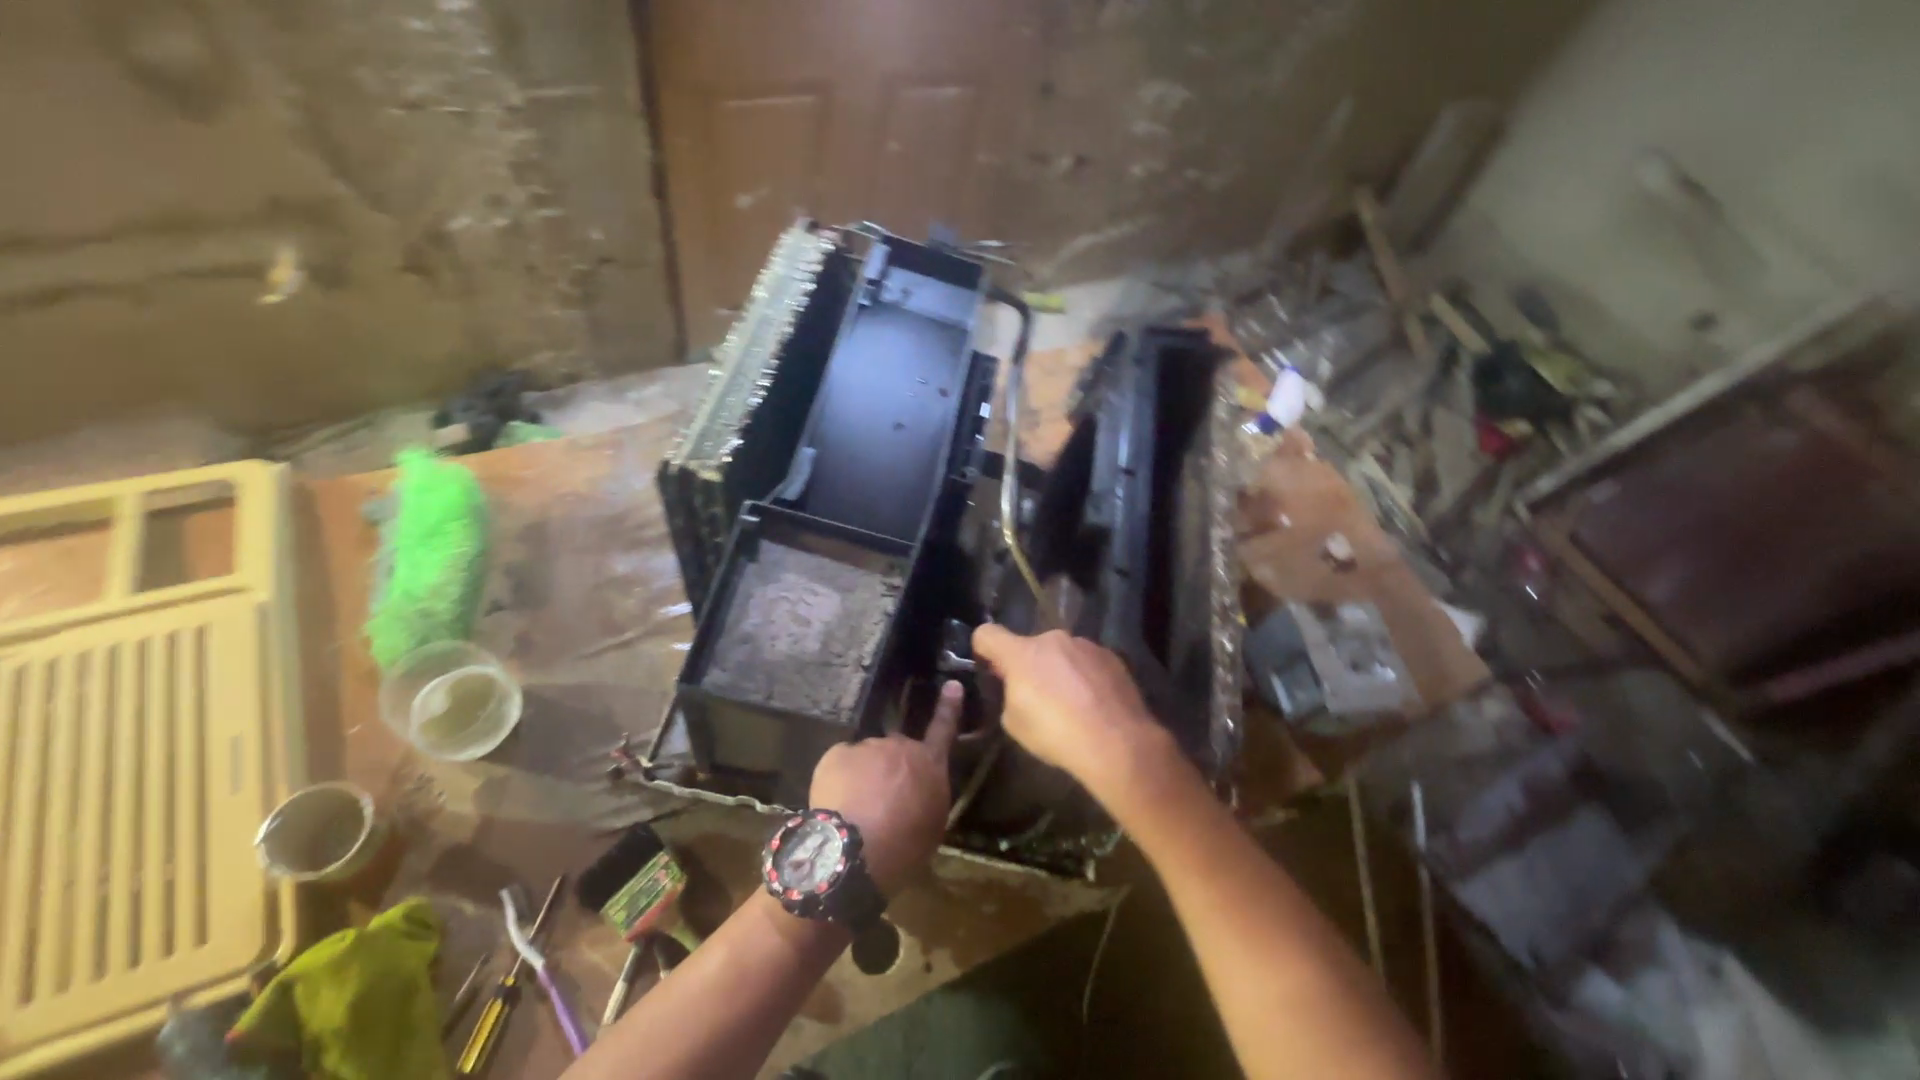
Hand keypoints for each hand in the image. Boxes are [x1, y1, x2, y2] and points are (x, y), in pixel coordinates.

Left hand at [808, 680, 962, 895]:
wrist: (856, 848)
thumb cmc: (904, 846)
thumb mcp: (932, 825)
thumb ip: (928, 797)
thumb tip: (919, 792)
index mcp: (930, 765)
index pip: (943, 729)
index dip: (948, 707)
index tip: (951, 685)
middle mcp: (901, 746)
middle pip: (896, 751)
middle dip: (890, 768)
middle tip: (881, 801)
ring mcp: (868, 746)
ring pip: (866, 758)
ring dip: (863, 775)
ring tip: (855, 808)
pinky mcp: (838, 753)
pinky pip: (841, 764)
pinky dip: (839, 779)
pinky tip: (836, 804)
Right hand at [970, 626, 1172, 794]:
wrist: (1116, 742)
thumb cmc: (1056, 734)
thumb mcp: (1015, 724)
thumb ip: (1010, 695)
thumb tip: (1020, 688)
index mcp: (1021, 653)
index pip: (987, 634)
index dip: (983, 649)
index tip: (991, 669)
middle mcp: (1053, 639)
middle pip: (1030, 646)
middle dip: (1029, 666)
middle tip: (1038, 698)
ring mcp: (1085, 645)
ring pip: (1061, 653)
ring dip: (1059, 670)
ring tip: (1073, 704)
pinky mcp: (1111, 656)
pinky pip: (1087, 661)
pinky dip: (1085, 676)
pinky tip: (1095, 704)